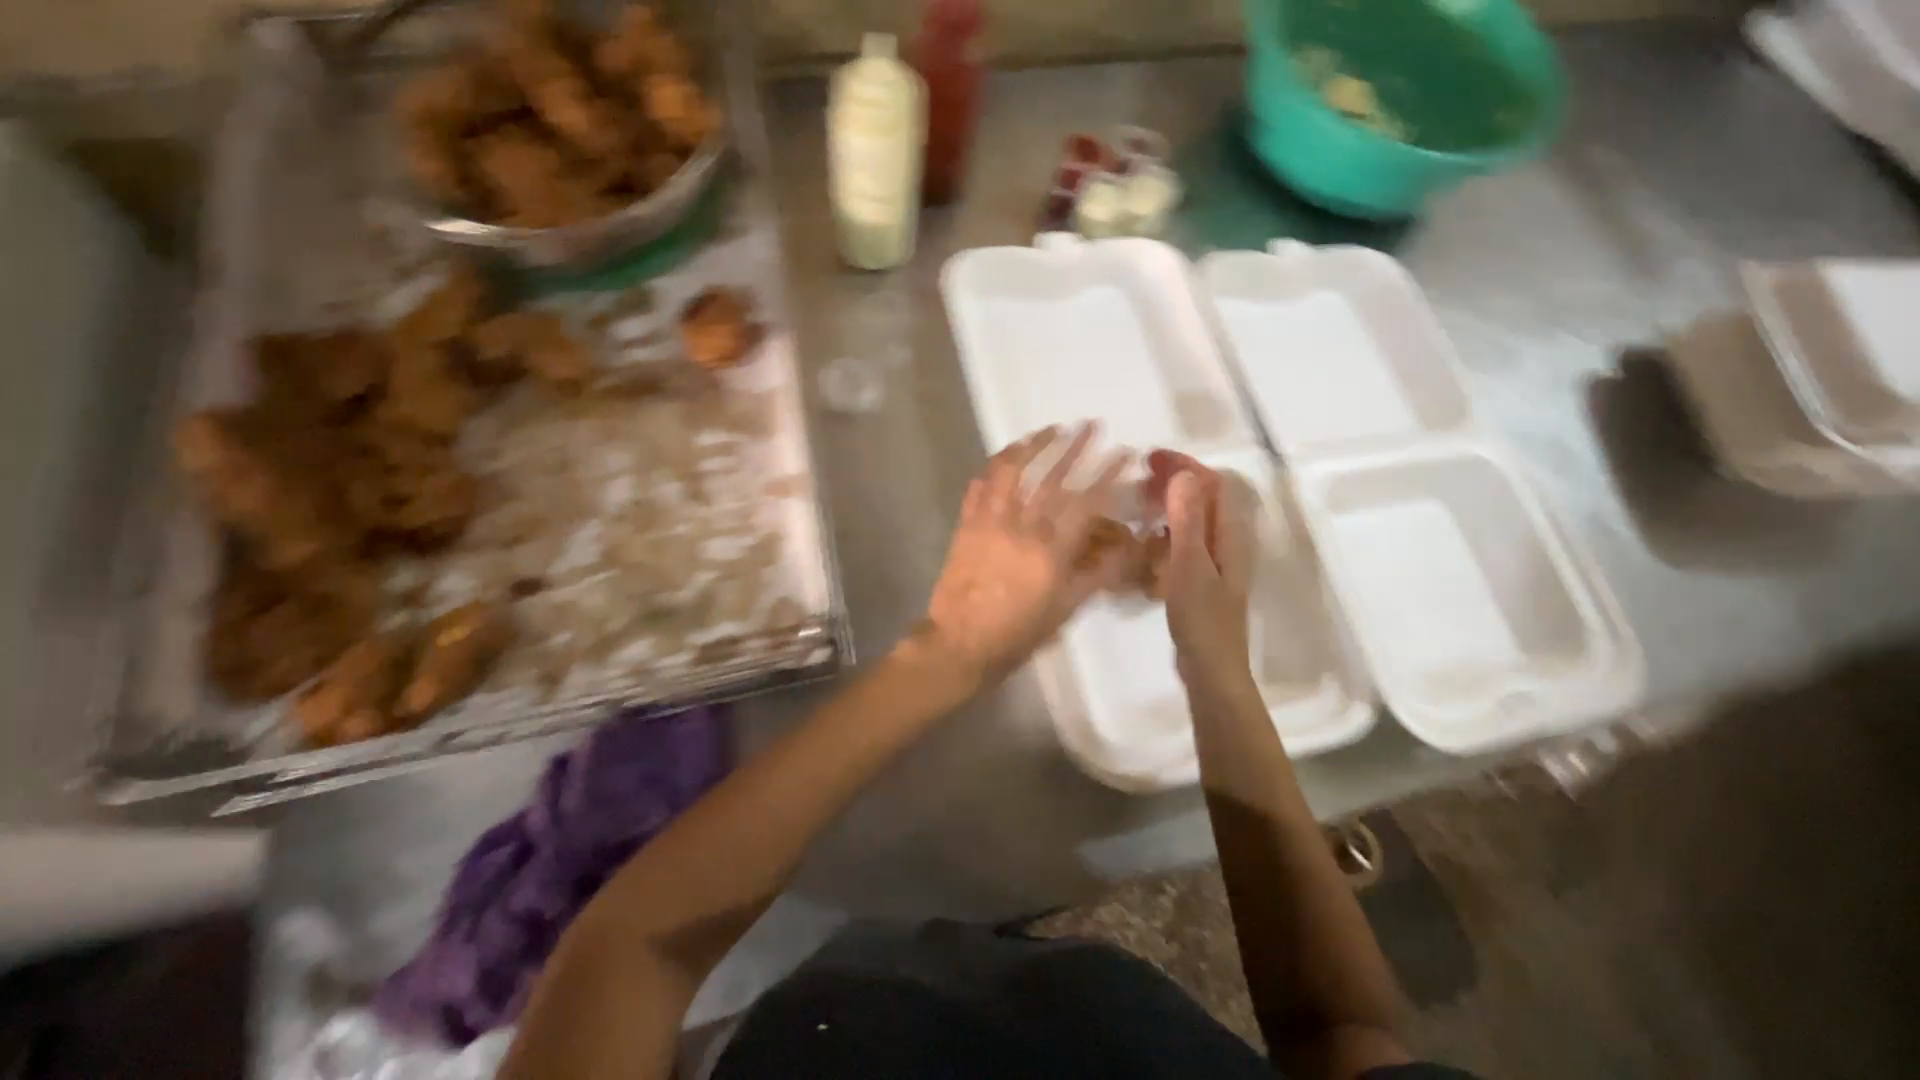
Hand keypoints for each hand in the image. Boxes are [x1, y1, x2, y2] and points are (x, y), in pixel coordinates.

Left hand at [919, 424, 1131, 685]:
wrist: (960, 643)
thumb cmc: (1018, 633)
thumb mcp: (1066, 610)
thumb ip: (1096, 575)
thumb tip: (1126, 547)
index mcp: (1051, 549)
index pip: (1087, 500)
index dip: (1108, 472)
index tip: (1123, 450)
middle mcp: (1022, 527)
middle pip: (1051, 476)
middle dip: (1074, 446)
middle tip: (1090, 424)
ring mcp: (989, 522)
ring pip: (1010, 471)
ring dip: (1031, 445)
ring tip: (1047, 430)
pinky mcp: (966, 526)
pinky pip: (979, 488)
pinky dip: (993, 470)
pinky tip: (1004, 461)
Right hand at [1144, 450, 1256, 696]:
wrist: (1212, 670)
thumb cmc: (1202, 619)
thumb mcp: (1190, 566)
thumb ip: (1189, 520)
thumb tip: (1184, 474)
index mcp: (1231, 535)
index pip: (1213, 483)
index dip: (1184, 465)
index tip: (1149, 459)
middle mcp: (1229, 542)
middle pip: (1207, 497)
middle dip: (1176, 480)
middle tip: (1140, 476)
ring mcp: (1219, 561)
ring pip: (1196, 518)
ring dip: (1172, 503)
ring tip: (1140, 501)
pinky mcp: (1205, 579)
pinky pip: (1188, 540)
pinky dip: (1169, 529)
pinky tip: (1147, 539)